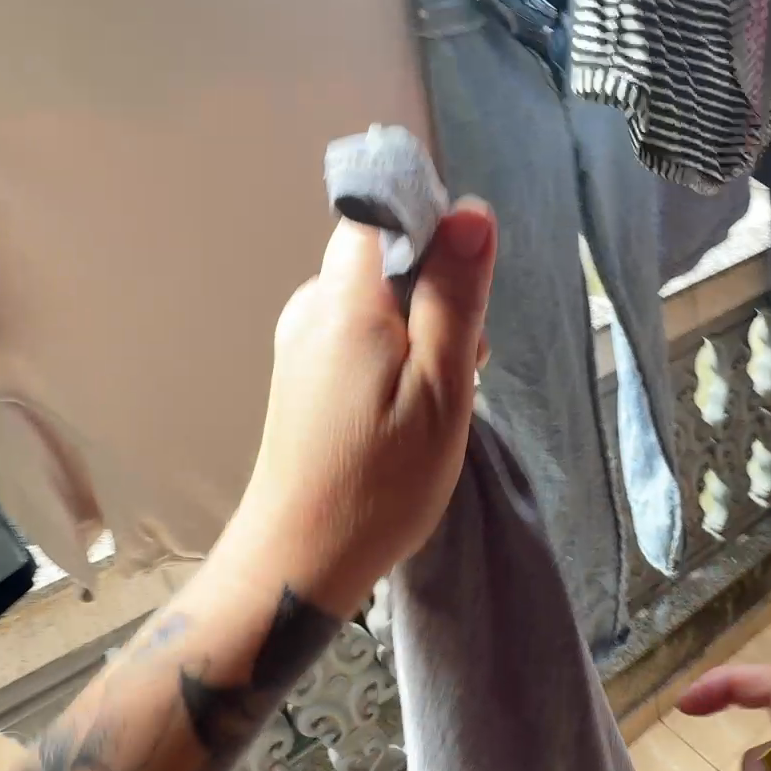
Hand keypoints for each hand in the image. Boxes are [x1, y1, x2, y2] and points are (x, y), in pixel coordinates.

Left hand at [223, 198, 496, 613]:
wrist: (301, 559)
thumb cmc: (380, 481)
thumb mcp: (440, 389)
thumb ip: (454, 299)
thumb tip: (470, 211)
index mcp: (342, 301)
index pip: (379, 215)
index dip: (429, 233)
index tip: (462, 293)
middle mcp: (311, 307)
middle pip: (384, 262)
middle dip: (435, 296)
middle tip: (462, 367)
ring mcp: (301, 342)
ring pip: (377, 302)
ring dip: (421, 332)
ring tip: (438, 399)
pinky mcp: (303, 373)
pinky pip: (359, 336)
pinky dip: (396, 356)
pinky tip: (407, 409)